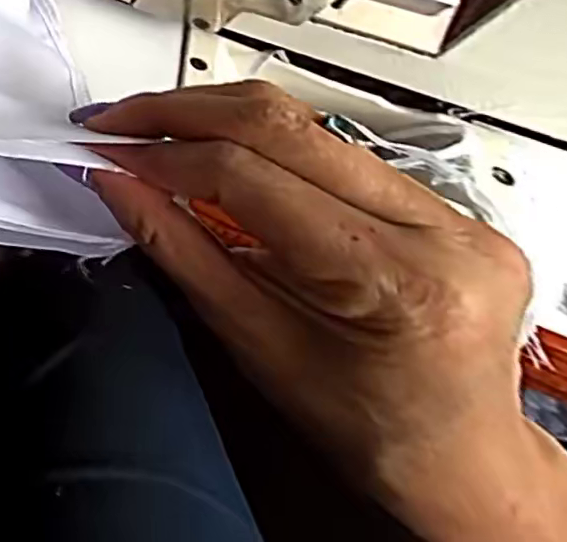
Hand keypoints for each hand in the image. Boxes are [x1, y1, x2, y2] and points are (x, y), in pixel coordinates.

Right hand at [79, 82, 566, 537]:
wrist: (458, 455)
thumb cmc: (362, 420)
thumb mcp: (249, 336)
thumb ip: (174, 245)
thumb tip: (116, 180)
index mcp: (394, 280)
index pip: (247, 175)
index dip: (162, 155)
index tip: (108, 152)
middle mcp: (436, 227)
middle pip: (275, 122)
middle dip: (175, 111)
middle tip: (115, 119)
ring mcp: (442, 204)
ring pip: (295, 115)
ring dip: (205, 111)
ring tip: (146, 124)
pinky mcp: (427, 194)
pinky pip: (317, 136)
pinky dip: (243, 130)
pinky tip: (201, 139)